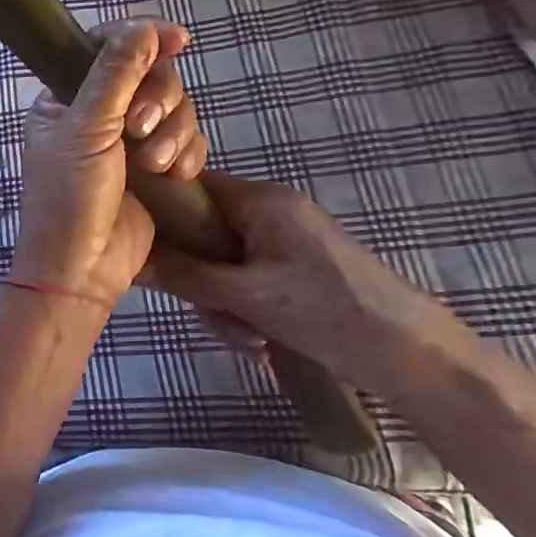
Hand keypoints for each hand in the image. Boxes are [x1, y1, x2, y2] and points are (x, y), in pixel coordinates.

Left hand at [10, 19, 207, 303]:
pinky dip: (187, 154)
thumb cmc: (69, 199)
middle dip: (158, 100)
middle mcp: (99, 115)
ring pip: (177, 108)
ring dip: (173, 132)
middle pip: (152, 75)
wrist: (82, 269)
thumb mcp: (85, 130)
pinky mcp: (156, 169)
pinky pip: (188, 141)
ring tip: (155, 165)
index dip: (143, 38)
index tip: (177, 39)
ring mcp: (130, 143)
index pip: (107, 47)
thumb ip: (116, 74)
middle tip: (140, 128)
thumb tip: (144, 27)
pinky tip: (177, 175)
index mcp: (66, 98)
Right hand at [140, 173, 472, 391]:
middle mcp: (269, 213)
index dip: (158, 210)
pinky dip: (243, 312)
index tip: (136, 245)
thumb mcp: (244, 295)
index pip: (190, 186)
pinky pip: (244, 283)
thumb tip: (129, 261)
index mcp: (260, 200)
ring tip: (248, 339)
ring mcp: (281, 243)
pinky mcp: (291, 271)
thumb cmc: (324, 309)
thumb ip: (183, 276)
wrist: (406, 350)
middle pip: (201, 235)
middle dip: (198, 281)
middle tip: (212, 315)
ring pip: (220, 267)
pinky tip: (260, 343)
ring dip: (222, 306)